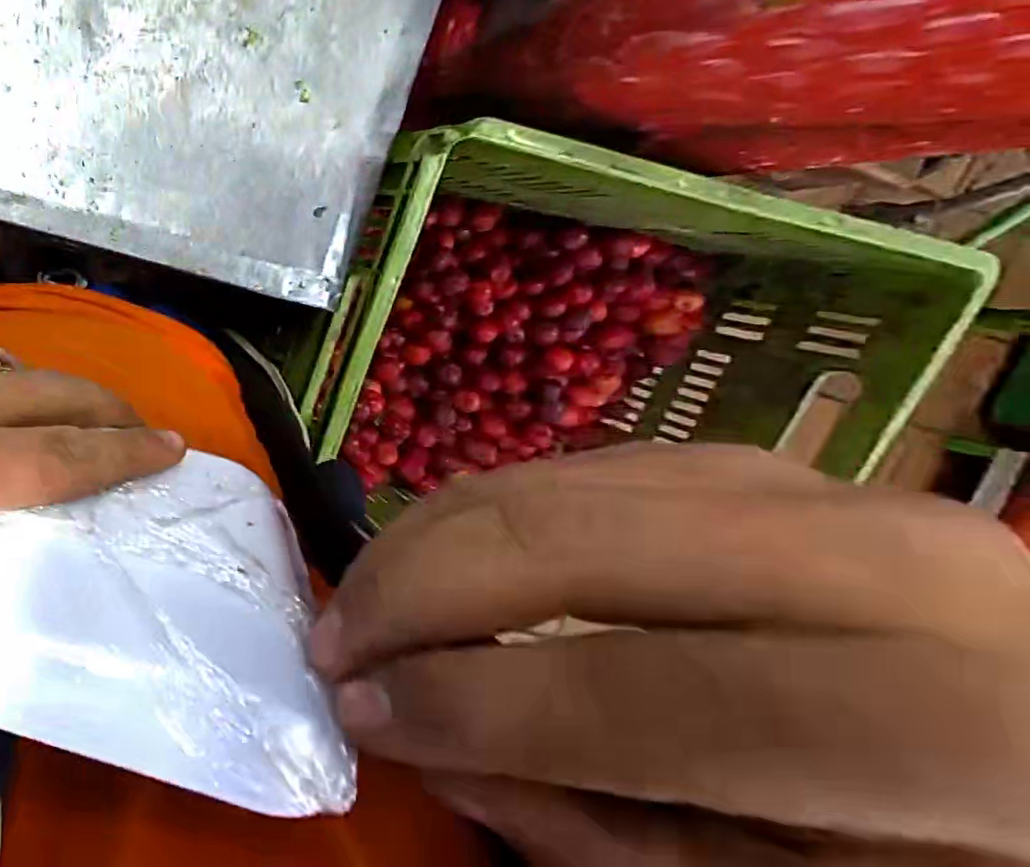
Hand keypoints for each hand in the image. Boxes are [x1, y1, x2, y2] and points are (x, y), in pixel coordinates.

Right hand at [308, 444, 1029, 864]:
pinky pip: (556, 473)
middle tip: (333, 642)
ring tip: (362, 604)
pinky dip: (469, 517)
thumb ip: (598, 833)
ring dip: (422, 542)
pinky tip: (430, 564)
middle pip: (566, 543)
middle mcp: (875, 556)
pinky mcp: (727, 461)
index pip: (645, 694)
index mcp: (954, 721)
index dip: (472, 704)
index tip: (357, 713)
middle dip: (415, 590)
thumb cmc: (942, 860)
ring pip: (542, 486)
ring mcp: (794, 480)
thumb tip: (425, 744)